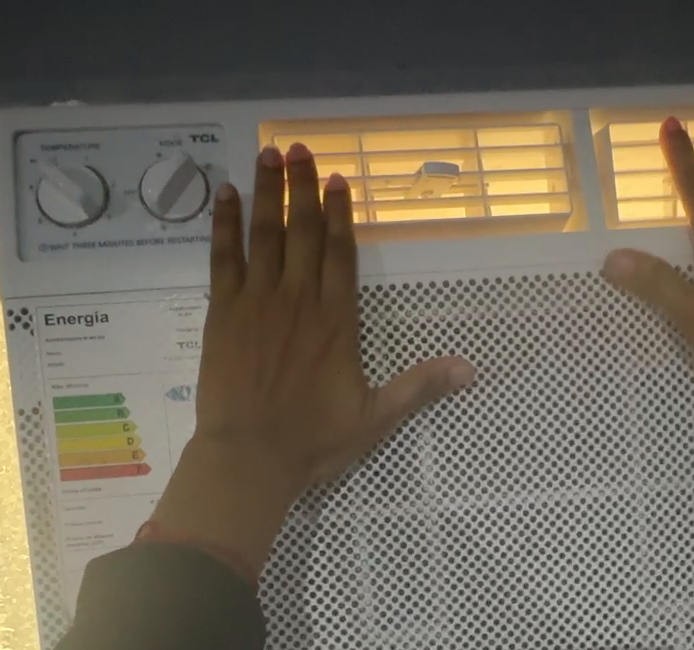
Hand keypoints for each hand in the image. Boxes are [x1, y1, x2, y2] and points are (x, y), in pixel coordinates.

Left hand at [148, 143, 475, 577]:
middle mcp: (298, 300)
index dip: (338, 214)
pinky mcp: (223, 313)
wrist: (249, 458)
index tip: (338, 179)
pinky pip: (223, 258)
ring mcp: (257, 303)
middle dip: (303, 188)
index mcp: (336, 322)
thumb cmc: (313, 442)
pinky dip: (224, 224)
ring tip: (270, 152)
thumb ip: (419, 387)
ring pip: (265, 235)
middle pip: (302, 233)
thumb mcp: (375, 419)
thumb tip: (471, 369)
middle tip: (301, 148)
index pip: (340, 254)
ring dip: (269, 192)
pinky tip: (225, 194)